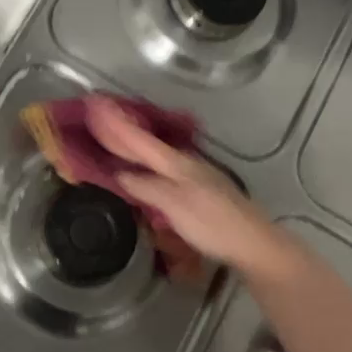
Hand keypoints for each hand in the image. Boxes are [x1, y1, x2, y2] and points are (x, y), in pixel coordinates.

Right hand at [85, 97, 310, 283]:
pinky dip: (146, 164)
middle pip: (147, 144)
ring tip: (114, 140)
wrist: (255, 244)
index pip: (139, 140)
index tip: (96, 107)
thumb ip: (146, 187)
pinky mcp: (199, 191)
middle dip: (123, 132)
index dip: (117, 126)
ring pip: (156, 156)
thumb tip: (120, 174)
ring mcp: (194, 177)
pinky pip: (162, 169)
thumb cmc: (214, 224)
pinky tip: (141, 170)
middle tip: (99, 118)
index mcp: (177, 163)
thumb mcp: (175, 205)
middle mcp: (185, 164)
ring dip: (134, 147)